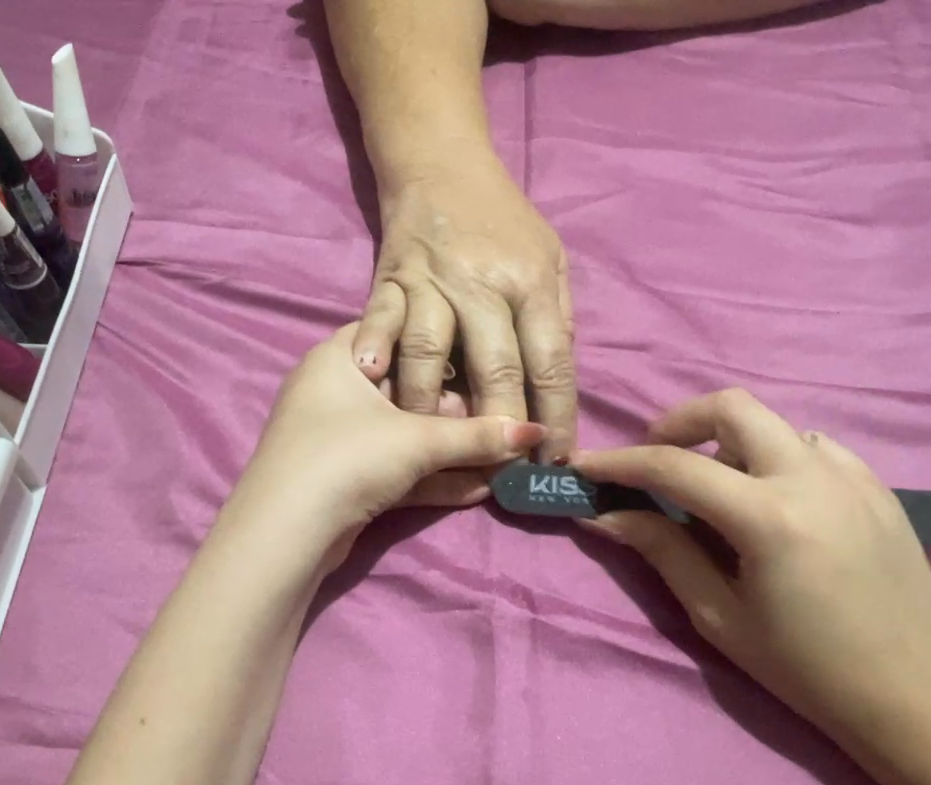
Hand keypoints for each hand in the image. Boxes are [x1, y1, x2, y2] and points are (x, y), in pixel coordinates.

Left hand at [225, 323, 545, 565]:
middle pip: (410, 391)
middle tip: (509, 422)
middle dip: (461, 413)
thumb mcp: (418, 440)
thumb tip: (534, 433)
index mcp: (340, 356)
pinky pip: (398, 470)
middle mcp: (336, 391)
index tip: (495, 358)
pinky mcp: (347, 480)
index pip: (402, 333)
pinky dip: (434, 479)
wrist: (287, 533)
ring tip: (504, 463)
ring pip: (406, 438)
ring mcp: (340, 439)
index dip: (451, 346)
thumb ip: (478, 434)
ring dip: (452, 454)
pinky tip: (479, 490)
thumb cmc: (347, 457)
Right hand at [353, 156, 575, 461]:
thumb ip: (557, 317)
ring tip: (435, 448)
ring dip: (433, 405)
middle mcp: (484, 284)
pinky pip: (380, 317)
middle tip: (504, 477)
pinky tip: (371, 375)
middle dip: (501, 428)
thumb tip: (558, 386)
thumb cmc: (501, 220)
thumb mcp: (550, 257)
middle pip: (496, 367)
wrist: (439, 162)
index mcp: (532, 281)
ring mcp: (432, 281)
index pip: (551, 362)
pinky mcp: (389, 278)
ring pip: (432, 351)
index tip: (557, 461)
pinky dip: (374, 345)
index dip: (557, 416)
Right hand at [572, 390, 930, 734]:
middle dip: (679, 423)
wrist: (909, 691)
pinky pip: (813, 449)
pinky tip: (772, 506)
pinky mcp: (878, 486)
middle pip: (732, 407)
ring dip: (730, 444)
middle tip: (655, 463)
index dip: (621, 463)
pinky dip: (775, 460)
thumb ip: (663, 551)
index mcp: (769, 517)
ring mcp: (853, 475)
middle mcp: (813, 477)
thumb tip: (605, 516)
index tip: (585, 467)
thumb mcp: (718, 615)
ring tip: (716, 494)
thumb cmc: (801, 666)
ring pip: (775, 424)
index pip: (676, 467)